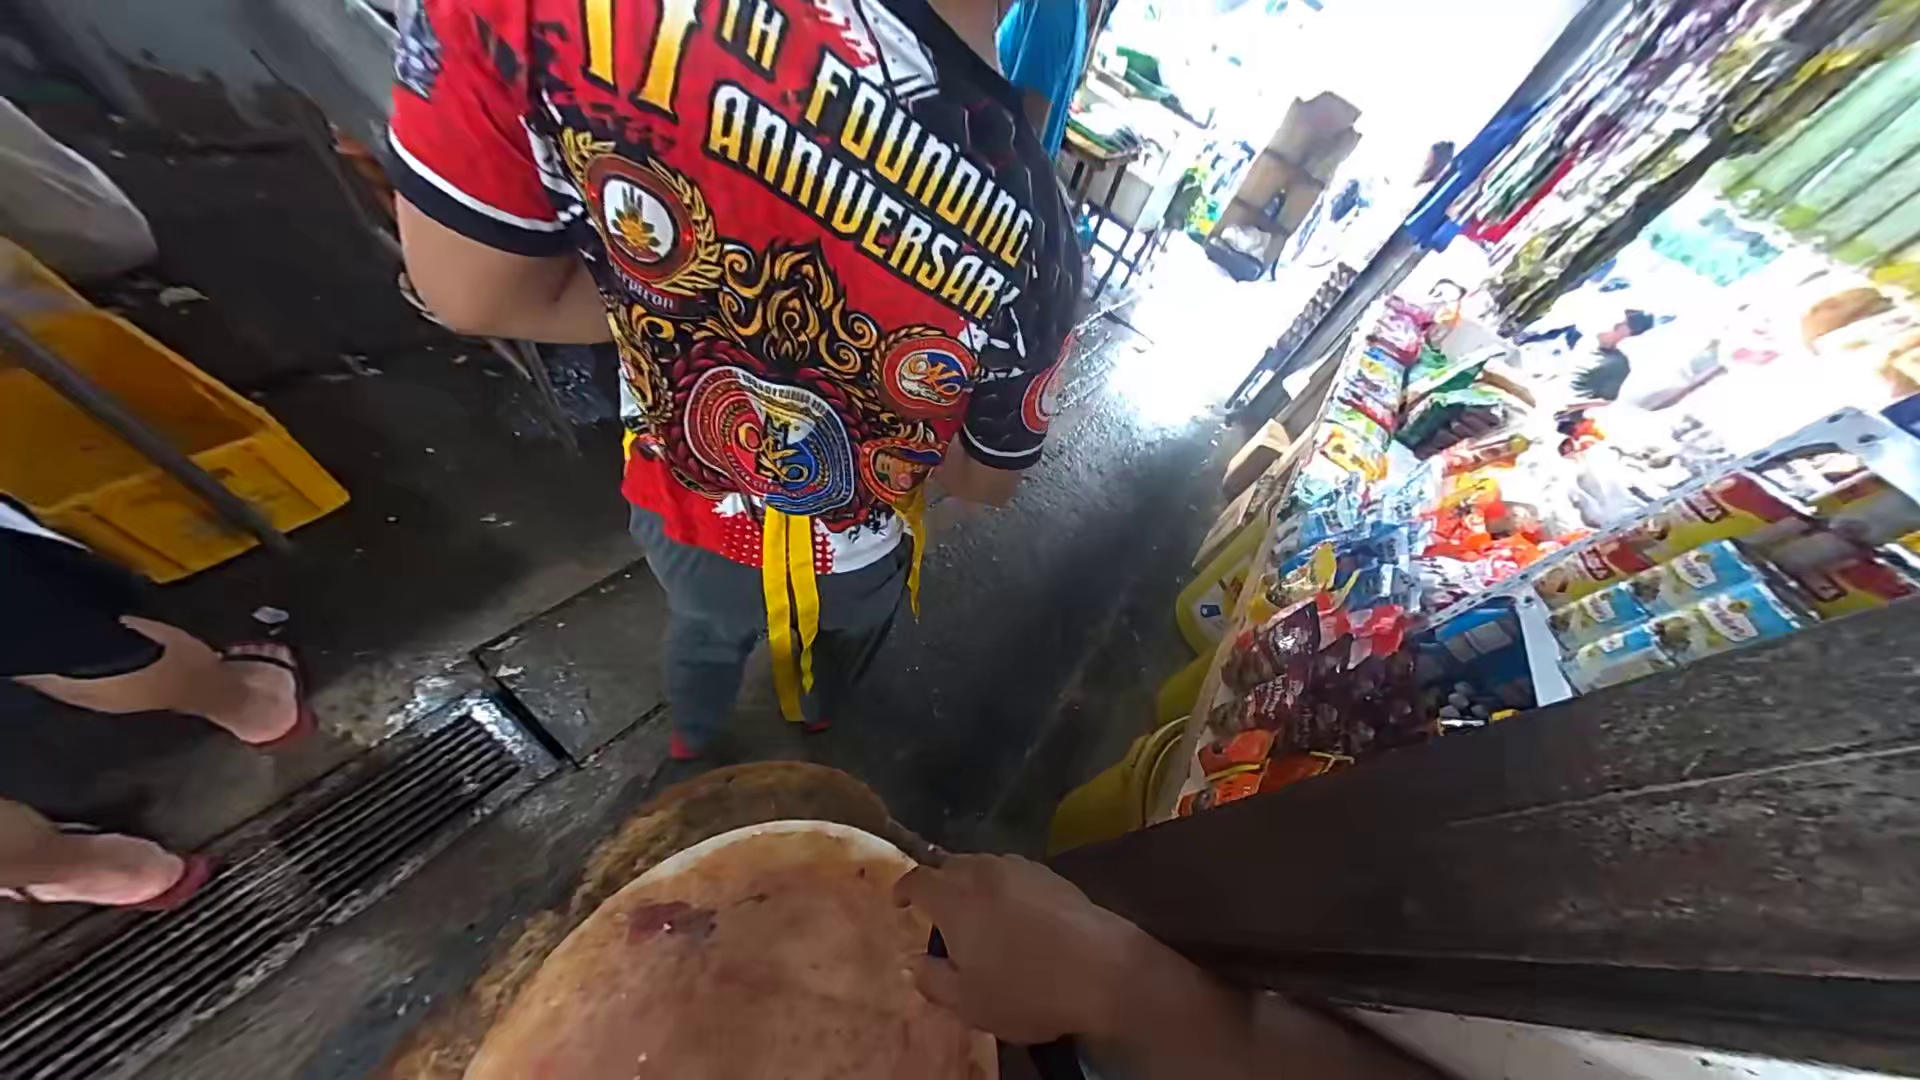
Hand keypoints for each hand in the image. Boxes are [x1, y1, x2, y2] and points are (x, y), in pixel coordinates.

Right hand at [893, 854, 1153, 1044]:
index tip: (899, 902)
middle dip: (939, 884)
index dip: (904, 888)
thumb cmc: (1025, 988)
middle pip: (950, 865)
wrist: (1098, 966)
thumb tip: (913, 962)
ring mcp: (1017, 866)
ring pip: (981, 864)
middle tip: (940, 914)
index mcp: (956, 899)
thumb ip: (933, 979)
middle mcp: (982, 871)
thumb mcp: (969, 1002)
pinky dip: (1001, 884)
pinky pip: (1010, 870)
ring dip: (971, 882)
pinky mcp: (1046, 871)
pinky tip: (1014, 912)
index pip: (919, 880)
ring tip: (978, 913)